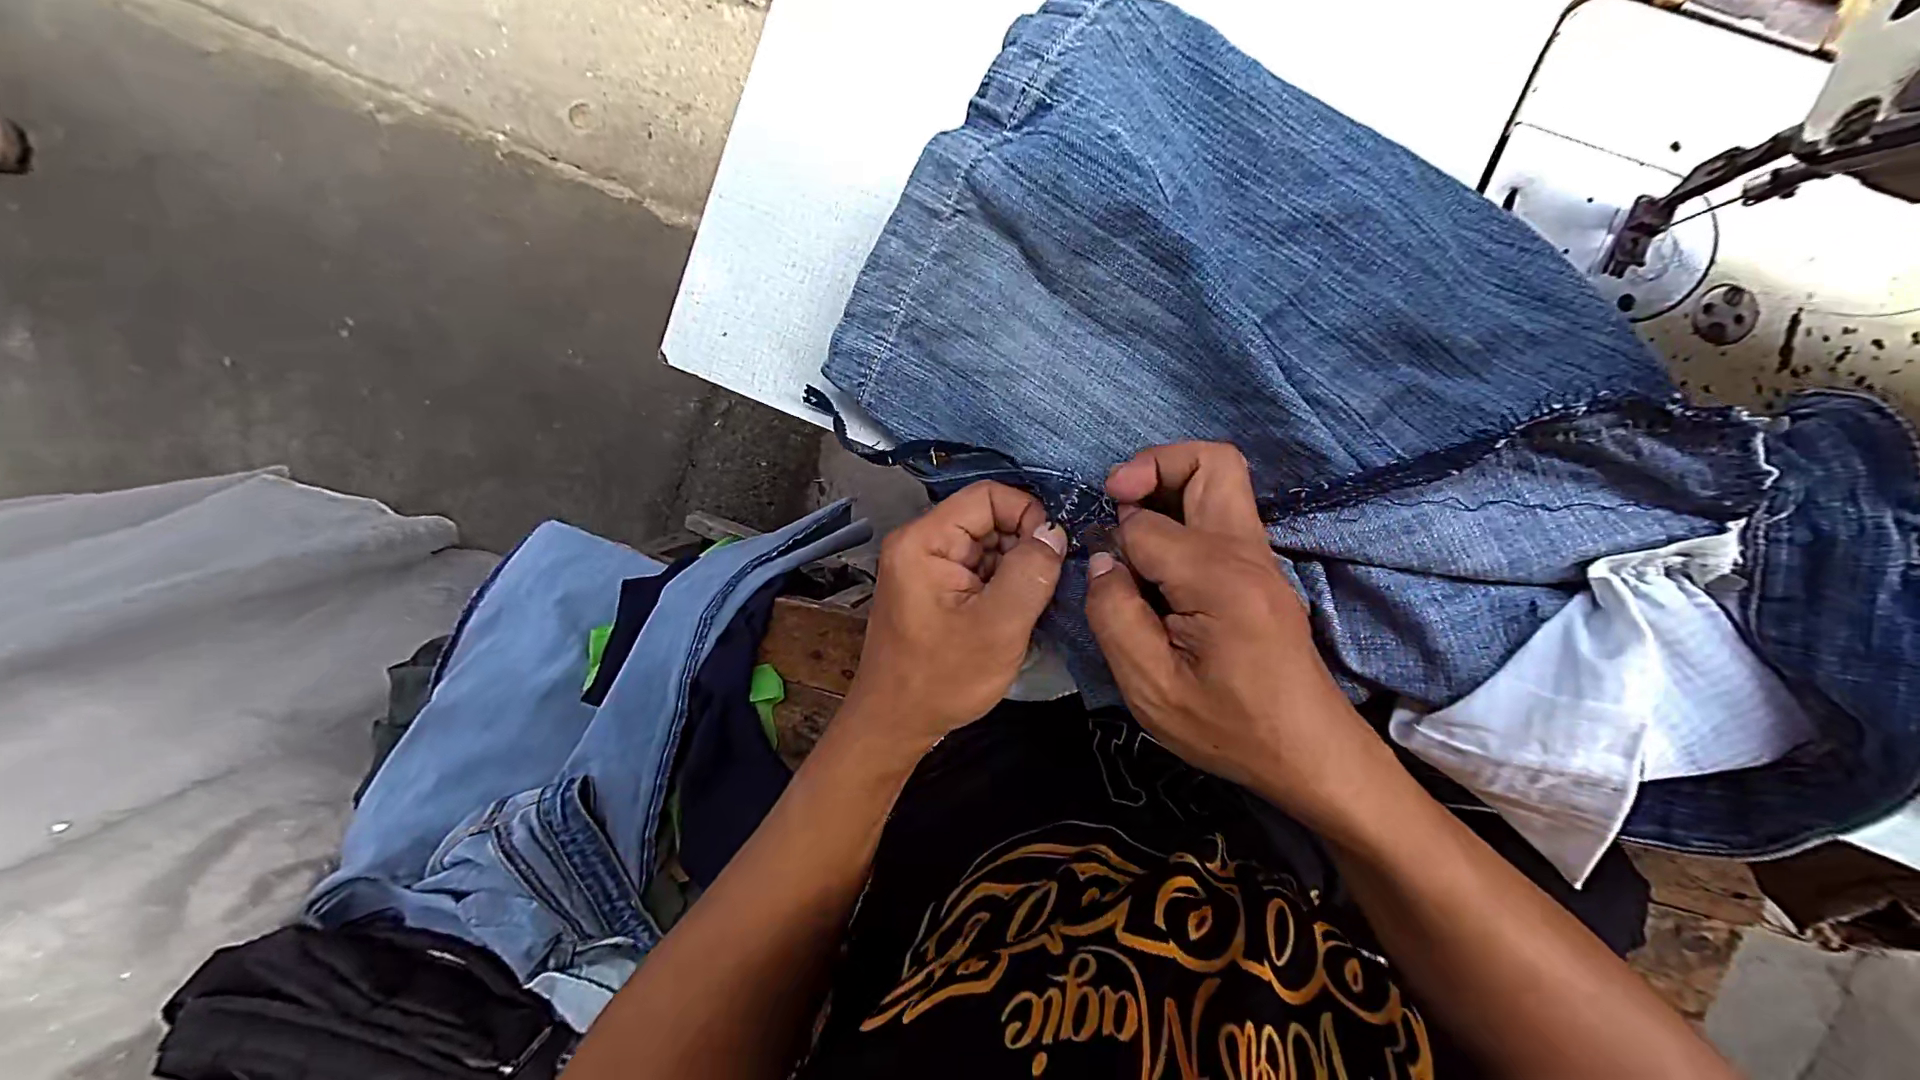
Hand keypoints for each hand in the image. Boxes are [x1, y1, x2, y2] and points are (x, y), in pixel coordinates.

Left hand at [844, 481, 1066, 746]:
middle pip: (990, 518)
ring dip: (1018, 570)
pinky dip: (1005, 586)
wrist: (896, 723)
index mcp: (924, 540)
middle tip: (1044, 589)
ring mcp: (929, 566)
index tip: (1052, 555)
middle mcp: (922, 543)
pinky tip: (1013, 616)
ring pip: (991, 545)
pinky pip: (982, 569)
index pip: (988, 495)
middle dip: (1025, 547)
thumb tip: (1055, 532)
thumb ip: (1032, 572)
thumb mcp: (998, 627)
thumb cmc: (941, 679)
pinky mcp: (938, 587)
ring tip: (1028, 608)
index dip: (1028, 515)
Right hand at [1083, 442, 1395, 833]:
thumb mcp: (1150, 688)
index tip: (1104, 578)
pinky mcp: (1260, 569)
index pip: (1146, 527)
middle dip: (1154, 464)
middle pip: (1211, 461)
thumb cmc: (1229, 729)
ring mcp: (1260, 557)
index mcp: (1220, 580)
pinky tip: (1155, 552)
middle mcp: (1247, 552)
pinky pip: (1220, 511)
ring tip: (1129, 519)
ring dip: (1168, 482)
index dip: (1113, 543)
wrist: (1309, 754)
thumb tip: (1104, 560)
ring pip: (1220, 478)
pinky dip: (1181, 509)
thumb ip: (1114, 614)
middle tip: (1115, 496)